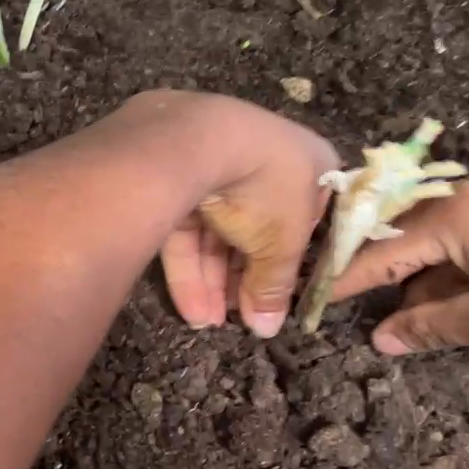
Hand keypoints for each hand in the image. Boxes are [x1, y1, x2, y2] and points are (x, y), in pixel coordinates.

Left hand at [106, 92, 337, 336]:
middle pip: (252, 227)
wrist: (192, 141)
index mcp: (305, 162)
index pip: (303, 218)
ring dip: (211, 280)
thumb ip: (275, 284)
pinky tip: (189, 307)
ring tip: (208, 322)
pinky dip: (185, 267)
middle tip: (237, 317)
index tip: (277, 295)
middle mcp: (256, 157)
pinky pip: (181, 229)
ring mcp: (207, 165)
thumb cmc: (262, 187)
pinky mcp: (164, 179)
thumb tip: (269, 327)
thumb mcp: (280, 241)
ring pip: (212, 231)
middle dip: (242, 277)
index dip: (288, 260)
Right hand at [331, 170, 468, 364]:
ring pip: (442, 235)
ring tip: (406, 314)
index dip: (341, 282)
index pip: (377, 252)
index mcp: (457, 215)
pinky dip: (458, 263)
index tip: (307, 303)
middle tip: (349, 307)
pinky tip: (458, 294)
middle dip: (378, 274)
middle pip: (404, 235)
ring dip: (422, 273)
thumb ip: (434, 327)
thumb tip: (382, 341)